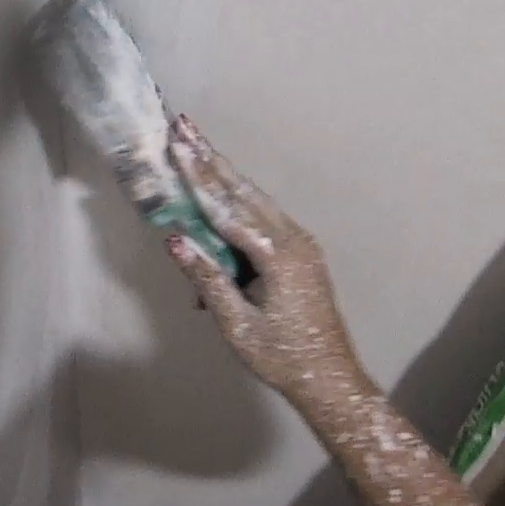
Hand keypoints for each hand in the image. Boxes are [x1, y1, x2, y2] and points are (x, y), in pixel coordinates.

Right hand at [163, 115, 352, 395]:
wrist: (331, 379)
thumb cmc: (282, 357)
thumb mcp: (237, 324)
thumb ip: (207, 278)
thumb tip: (173, 239)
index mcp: (278, 256)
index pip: (227, 208)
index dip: (198, 176)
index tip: (178, 145)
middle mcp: (293, 239)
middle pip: (243, 190)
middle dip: (210, 158)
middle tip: (185, 126)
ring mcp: (300, 243)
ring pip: (254, 199)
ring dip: (223, 173)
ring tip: (197, 147)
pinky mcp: (300, 252)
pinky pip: (262, 217)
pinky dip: (235, 201)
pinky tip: (219, 190)